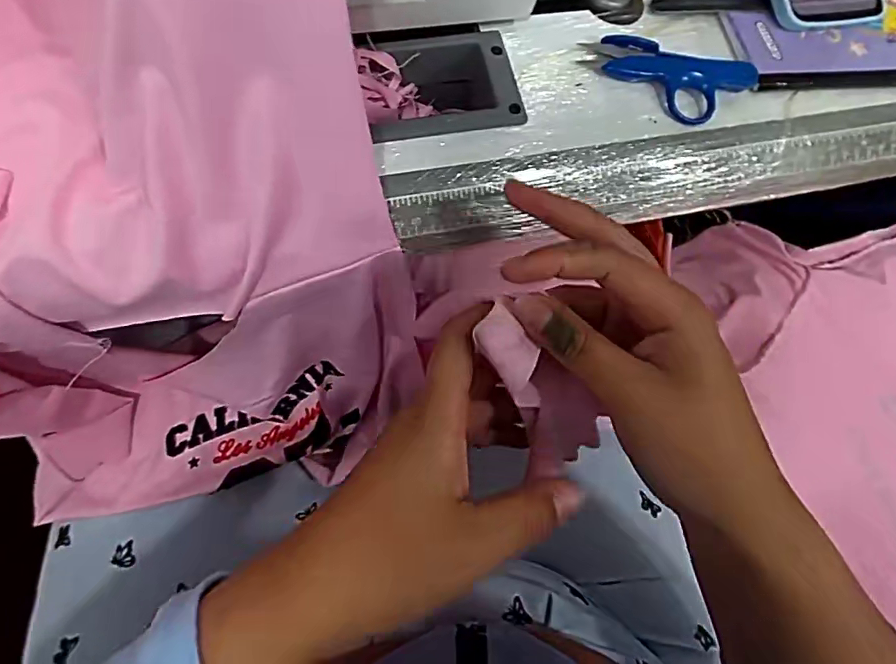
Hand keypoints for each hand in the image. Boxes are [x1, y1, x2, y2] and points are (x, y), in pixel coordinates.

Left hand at [199, 304, 583, 663]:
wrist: (318, 589)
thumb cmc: (396, 556)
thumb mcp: (475, 541)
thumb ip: (530, 511)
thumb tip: (577, 488)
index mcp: (436, 416)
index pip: (457, 343)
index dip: (485, 315)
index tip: (527, 306)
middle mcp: (424, 417)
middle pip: (469, 371)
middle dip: (513, 362)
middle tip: (565, 362)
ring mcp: (414, 442)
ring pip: (464, 404)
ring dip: (505, 401)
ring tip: (556, 406)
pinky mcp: (410, 466)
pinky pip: (455, 430)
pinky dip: (488, 430)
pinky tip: (520, 450)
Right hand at [497, 180, 784, 531]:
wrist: (734, 508)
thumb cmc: (693, 447)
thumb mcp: (630, 394)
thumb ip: (574, 343)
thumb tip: (520, 303)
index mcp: (670, 303)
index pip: (604, 259)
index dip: (553, 258)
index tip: (507, 274)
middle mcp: (658, 303)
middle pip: (605, 245)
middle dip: (560, 217)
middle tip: (515, 191)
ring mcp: (646, 327)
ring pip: (590, 290)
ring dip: (553, 288)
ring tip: (510, 289)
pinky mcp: (636, 352)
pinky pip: (589, 326)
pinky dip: (560, 326)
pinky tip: (533, 333)